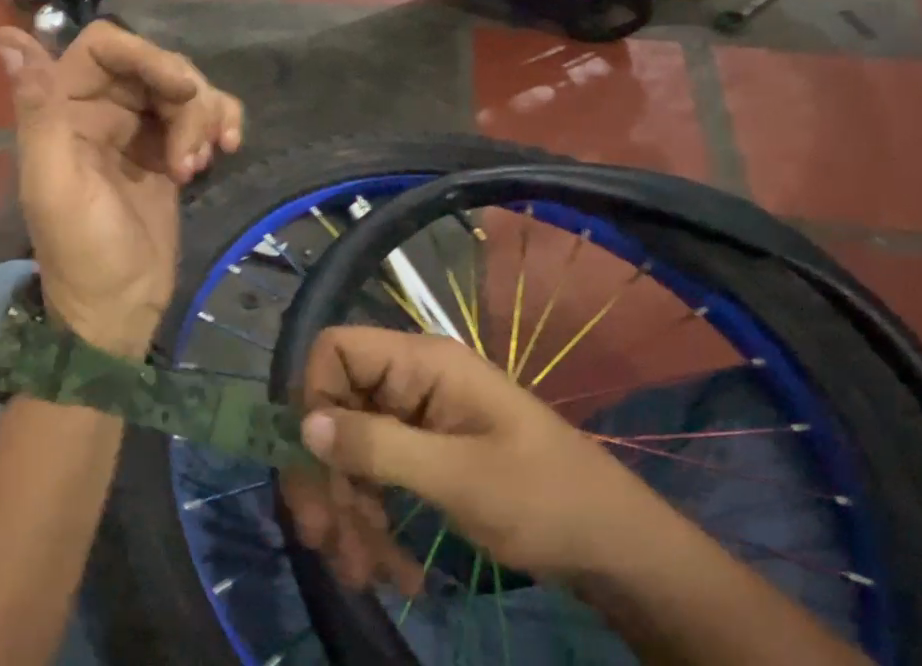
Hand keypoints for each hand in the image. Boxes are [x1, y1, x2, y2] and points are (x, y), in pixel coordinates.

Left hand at [0, 22, 243, 356]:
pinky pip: (202, 115)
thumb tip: (7, 36)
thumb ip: (38, 109)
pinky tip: (224, 152)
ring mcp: (138, 131)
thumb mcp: (55, 182)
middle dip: (183, 95)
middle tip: (193, 148)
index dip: (146, 54)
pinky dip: (219, 124)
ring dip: (203, 117)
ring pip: (184, 88)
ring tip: (199, 164)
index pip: (105, 46)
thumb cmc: (82, 250)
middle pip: (154, 64)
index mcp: (62, 109)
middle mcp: (99, 111)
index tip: (180, 89)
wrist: (120, 308)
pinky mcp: (170, 153)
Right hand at [282, 326, 686, 587]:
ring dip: (349, 512)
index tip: (314, 461)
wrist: (617, 551)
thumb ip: (379, 447)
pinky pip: (376, 480)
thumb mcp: (459, 476)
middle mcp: (413, 384)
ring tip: (360, 571)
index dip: (313, 397)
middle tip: (321, 537)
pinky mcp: (425, 458)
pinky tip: (389, 571)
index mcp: (423, 365)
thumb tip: (304, 425)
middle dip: (326, 476)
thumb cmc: (546, 500)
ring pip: (351, 452)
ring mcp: (418, 422)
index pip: (336, 350)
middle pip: (336, 409)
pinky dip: (374, 524)